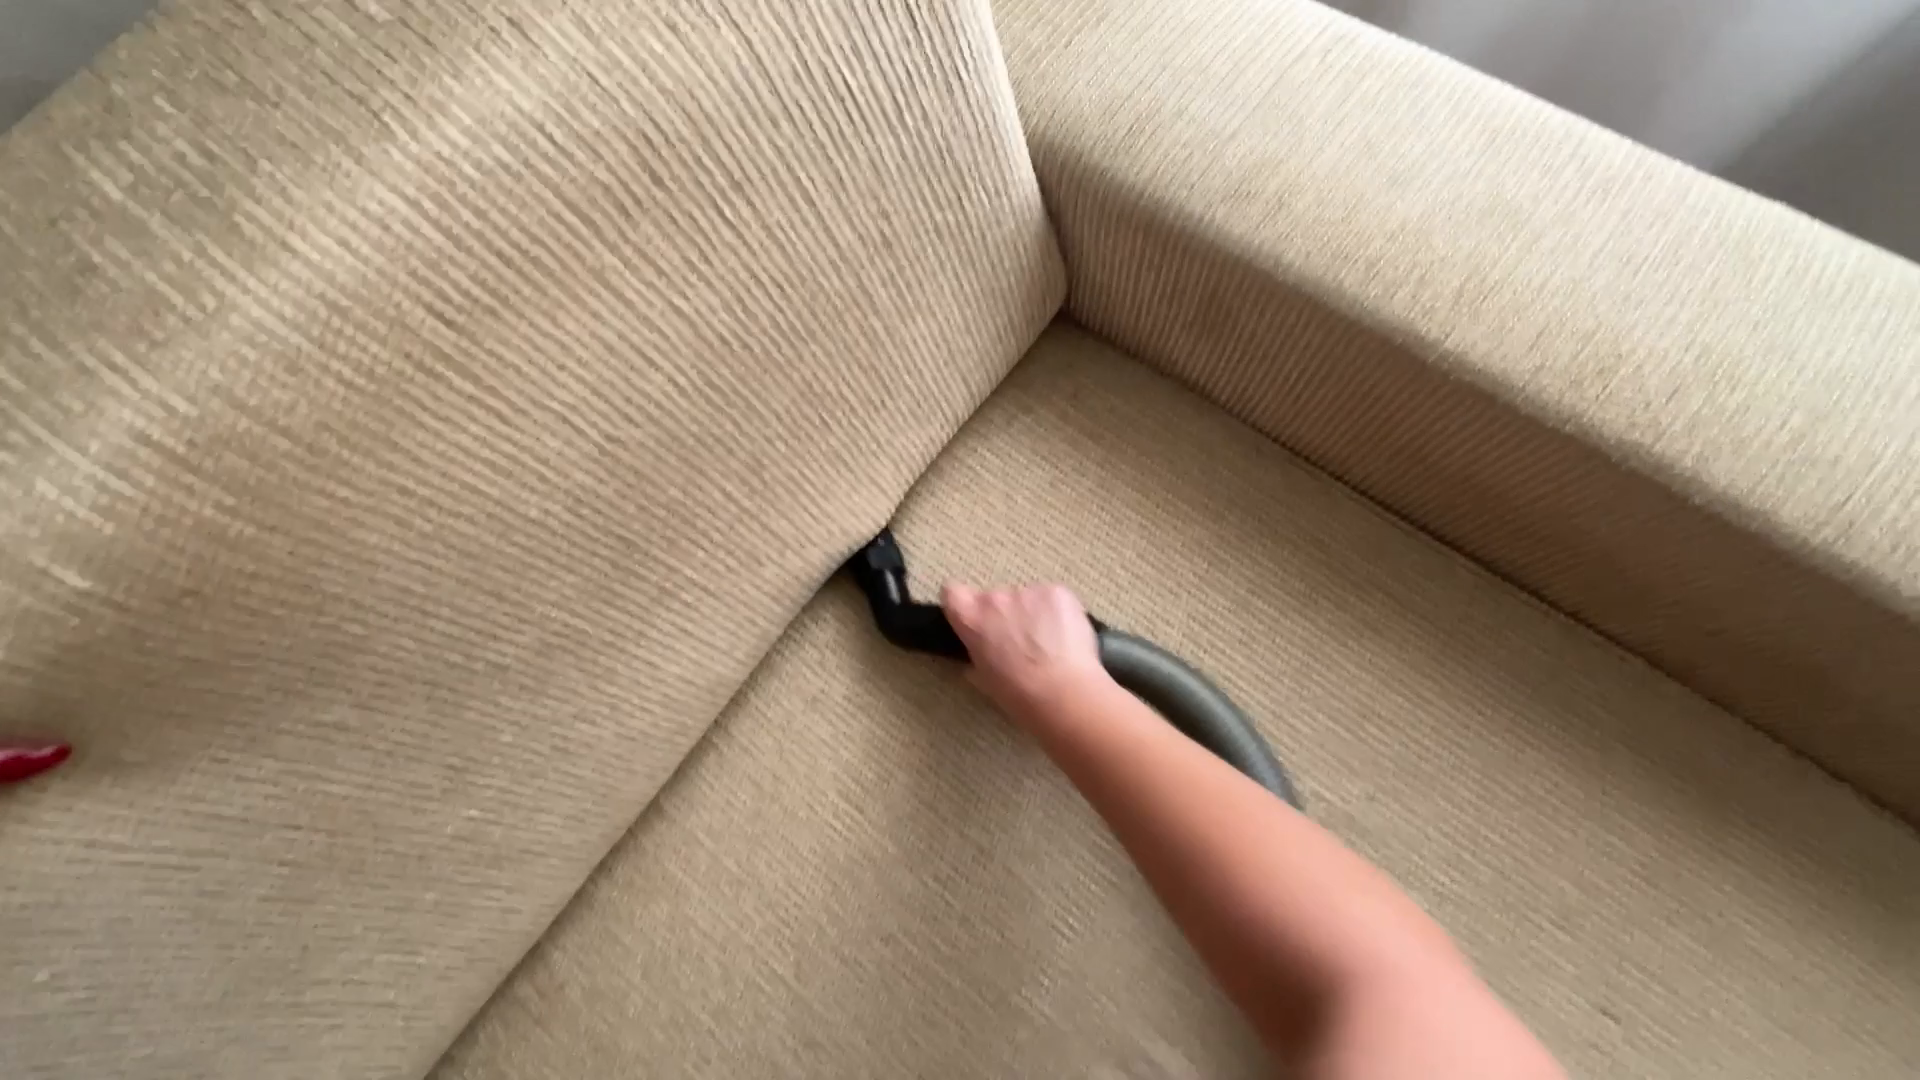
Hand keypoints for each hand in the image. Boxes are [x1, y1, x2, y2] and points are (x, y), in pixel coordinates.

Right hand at [940, 582, 1110, 724]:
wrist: (1064, 695)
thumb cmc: (1021, 696)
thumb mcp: (985, 679)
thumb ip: (977, 655)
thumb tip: (981, 653)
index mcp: (970, 618)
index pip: (953, 593)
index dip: (964, 605)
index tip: (975, 618)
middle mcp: (995, 598)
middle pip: (994, 597)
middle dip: (1005, 614)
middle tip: (1020, 642)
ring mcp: (1028, 592)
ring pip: (1026, 597)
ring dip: (1033, 613)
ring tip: (1047, 644)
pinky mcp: (1057, 592)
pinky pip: (1052, 597)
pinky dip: (1057, 613)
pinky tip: (1065, 637)